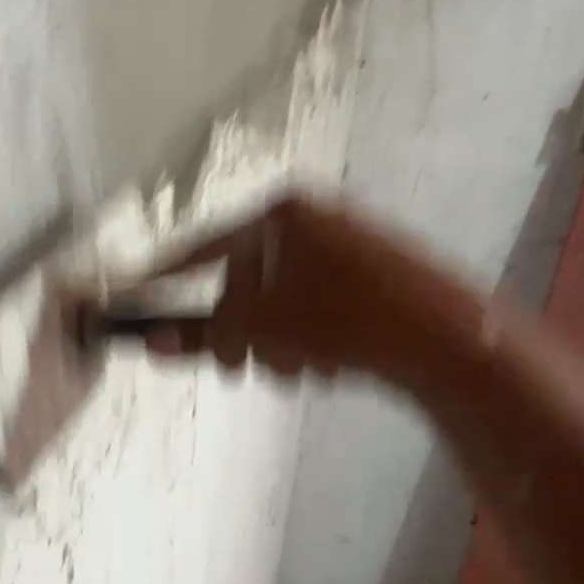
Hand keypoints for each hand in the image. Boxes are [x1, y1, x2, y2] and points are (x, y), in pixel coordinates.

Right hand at [135, 194, 476, 386]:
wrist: (446, 335)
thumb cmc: (341, 316)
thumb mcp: (260, 328)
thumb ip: (201, 335)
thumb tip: (150, 343)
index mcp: (282, 215)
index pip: (205, 248)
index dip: (166, 275)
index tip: (137, 291)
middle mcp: (312, 221)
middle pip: (243, 284)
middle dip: (241, 333)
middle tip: (237, 367)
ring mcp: (344, 248)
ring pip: (278, 305)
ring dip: (275, 345)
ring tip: (298, 369)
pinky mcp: (370, 279)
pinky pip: (312, 310)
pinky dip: (308, 340)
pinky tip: (329, 362)